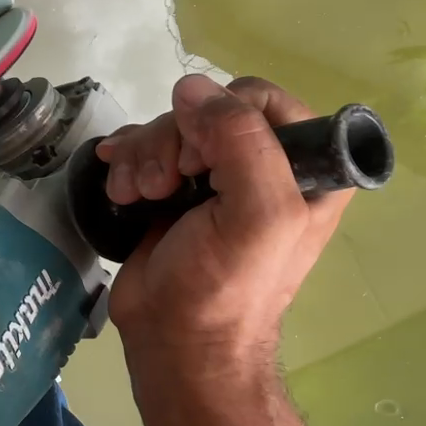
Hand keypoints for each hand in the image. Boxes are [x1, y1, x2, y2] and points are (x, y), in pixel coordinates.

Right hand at [93, 75, 349, 425]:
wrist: (176, 339)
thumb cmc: (227, 284)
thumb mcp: (257, 211)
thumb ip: (238, 140)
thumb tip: (189, 87)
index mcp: (305, 166)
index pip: (259, 101)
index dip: (218, 120)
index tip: (200, 165)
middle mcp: (259, 166)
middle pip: (201, 114)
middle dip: (170, 144)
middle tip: (163, 187)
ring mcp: (208, 180)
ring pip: (166, 131)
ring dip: (142, 158)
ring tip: (137, 196)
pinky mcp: (167, 194)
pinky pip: (140, 154)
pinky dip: (124, 166)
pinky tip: (120, 190)